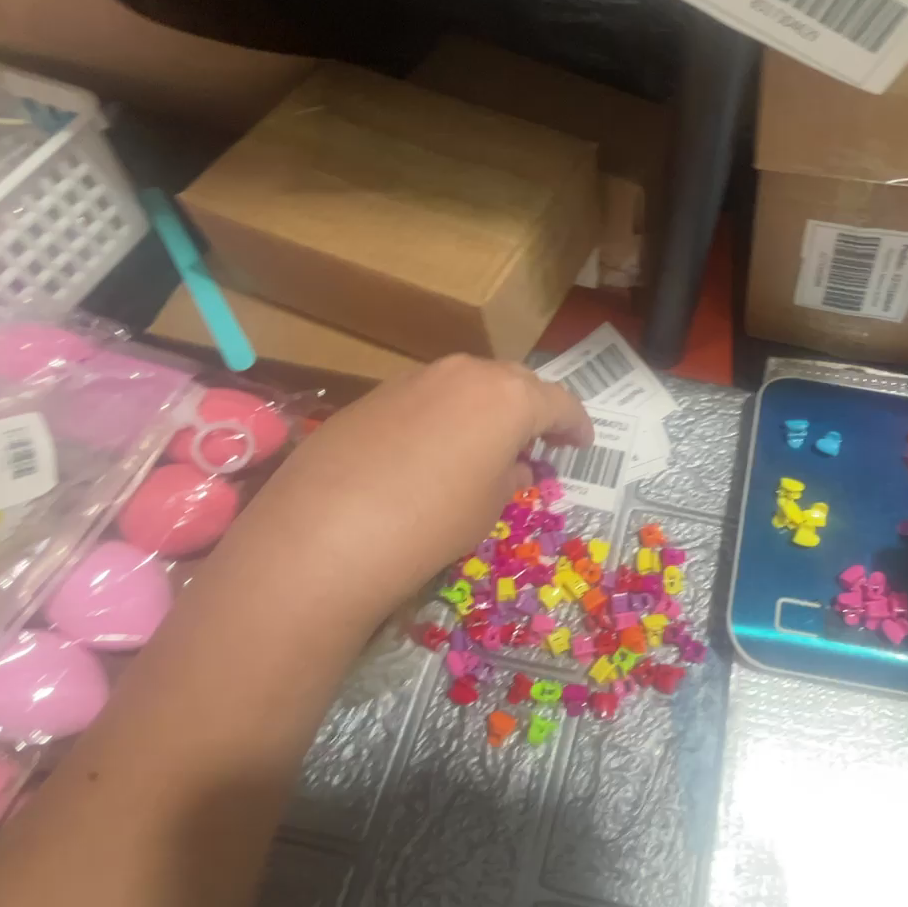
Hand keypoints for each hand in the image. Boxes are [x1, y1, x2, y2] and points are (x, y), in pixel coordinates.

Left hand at [215, 356, 590, 623]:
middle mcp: (465, 373)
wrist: (325, 533)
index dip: (576, 425)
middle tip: (537, 440)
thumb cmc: (432, 523)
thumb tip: (510, 464)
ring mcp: (415, 378)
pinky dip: (444, 417)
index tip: (582, 444)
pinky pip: (427, 398)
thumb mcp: (489, 506)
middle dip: (531, 408)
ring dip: (485, 409)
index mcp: (509, 396)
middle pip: (514, 382)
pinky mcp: (374, 394)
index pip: (560, 402)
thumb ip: (509, 475)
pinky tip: (432, 452)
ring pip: (467, 384)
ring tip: (485, 444)